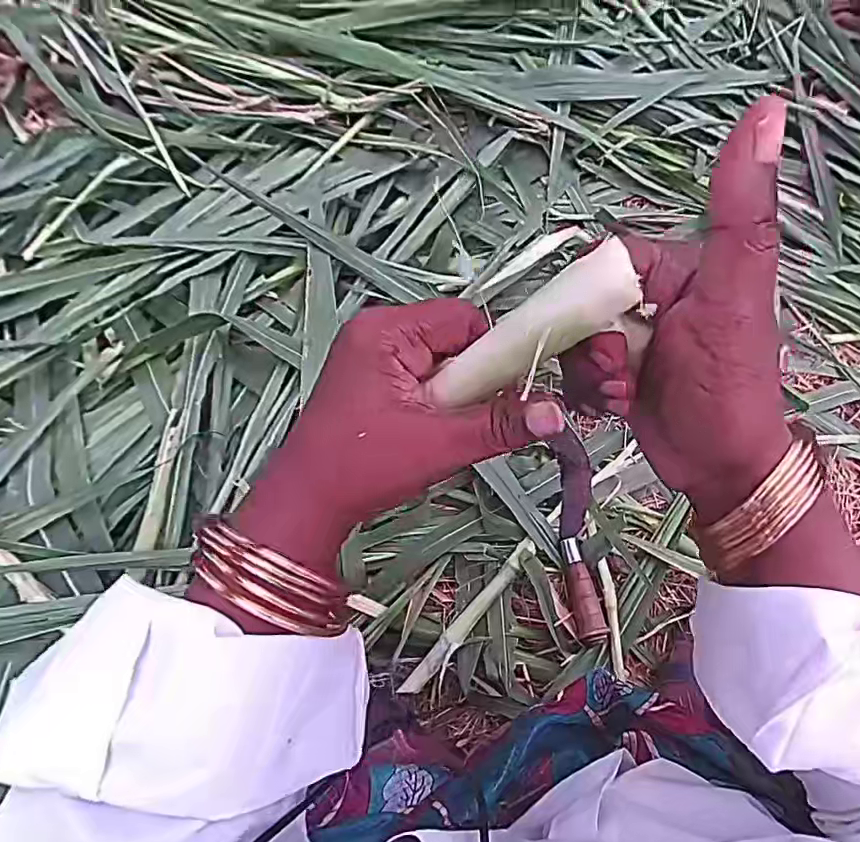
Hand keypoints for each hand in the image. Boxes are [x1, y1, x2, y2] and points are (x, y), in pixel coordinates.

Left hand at [228, 299, 564, 575]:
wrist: (308, 504)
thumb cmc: (354, 468)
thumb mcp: (440, 445)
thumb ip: (500, 426)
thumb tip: (551, 414)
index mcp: (385, 331)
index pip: (464, 320)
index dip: (494, 354)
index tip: (511, 388)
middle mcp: (376, 335)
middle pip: (455, 342)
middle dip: (472, 383)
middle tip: (462, 419)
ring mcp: (372, 359)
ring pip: (442, 366)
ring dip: (455, 399)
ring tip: (438, 431)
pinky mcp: (374, 384)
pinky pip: (424, 382)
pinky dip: (438, 407)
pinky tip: (428, 433)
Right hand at [562, 96, 792, 522]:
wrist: (721, 466)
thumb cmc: (731, 383)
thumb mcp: (735, 294)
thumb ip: (740, 212)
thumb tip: (769, 108)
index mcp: (677, 270)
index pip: (607, 261)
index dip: (594, 296)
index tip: (611, 335)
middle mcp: (651, 302)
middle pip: (583, 304)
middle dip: (591, 345)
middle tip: (620, 375)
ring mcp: (633, 343)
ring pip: (575, 342)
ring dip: (589, 374)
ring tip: (622, 396)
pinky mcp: (618, 379)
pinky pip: (577, 374)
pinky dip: (587, 393)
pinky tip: (614, 409)